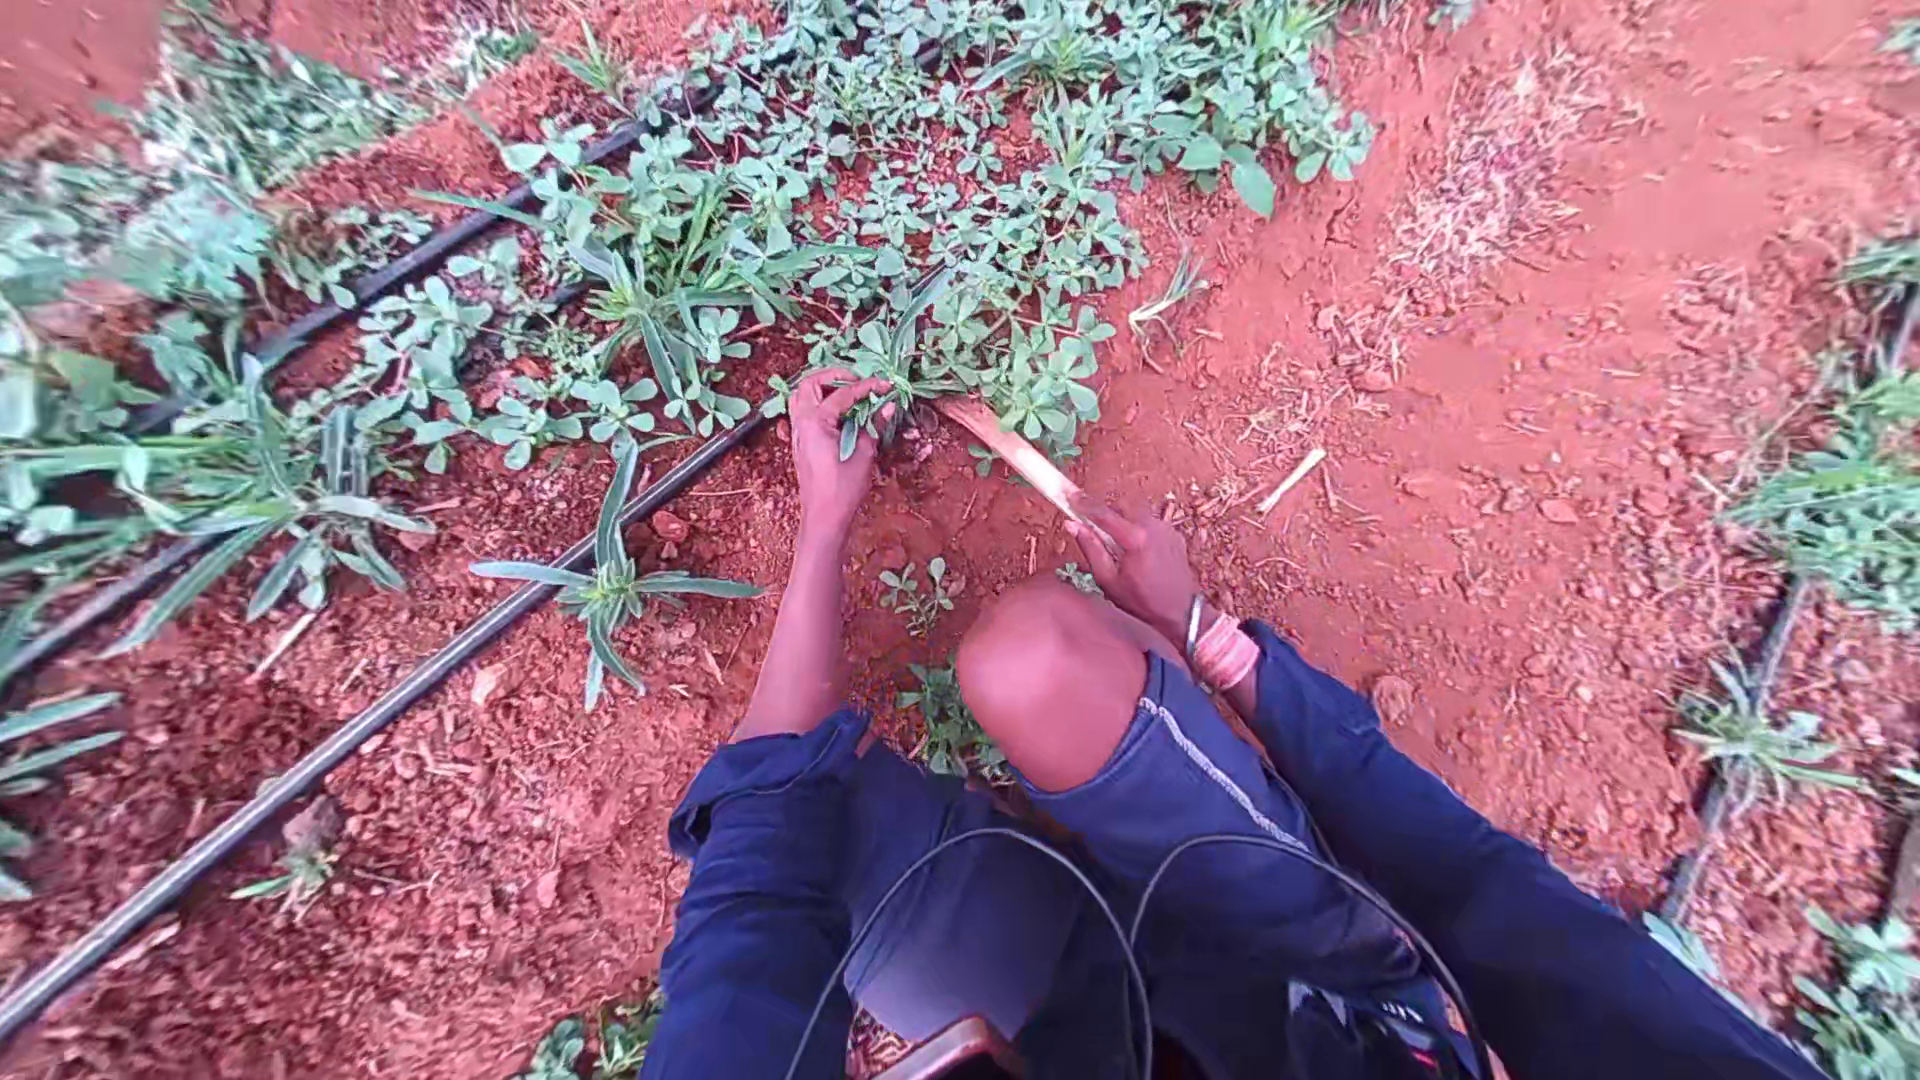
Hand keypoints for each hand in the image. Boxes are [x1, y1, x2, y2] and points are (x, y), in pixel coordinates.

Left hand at [788, 368, 892, 539]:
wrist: (824, 516)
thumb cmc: (843, 488)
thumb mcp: (864, 455)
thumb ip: (874, 426)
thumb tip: (887, 406)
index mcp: (815, 422)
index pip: (842, 394)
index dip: (865, 387)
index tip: (884, 385)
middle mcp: (801, 423)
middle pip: (810, 384)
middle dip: (834, 377)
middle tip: (857, 382)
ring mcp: (797, 433)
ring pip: (801, 396)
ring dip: (822, 388)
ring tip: (846, 393)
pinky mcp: (800, 443)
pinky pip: (802, 412)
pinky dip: (817, 403)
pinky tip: (838, 413)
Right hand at [1067, 498, 1201, 647]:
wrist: (1182, 613)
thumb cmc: (1142, 602)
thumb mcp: (1108, 580)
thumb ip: (1090, 548)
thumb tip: (1072, 524)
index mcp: (1135, 538)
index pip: (1102, 513)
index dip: (1082, 502)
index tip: (1068, 494)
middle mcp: (1154, 526)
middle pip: (1121, 506)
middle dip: (1104, 513)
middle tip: (1092, 528)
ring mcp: (1166, 528)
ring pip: (1136, 512)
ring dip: (1122, 521)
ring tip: (1116, 546)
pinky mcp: (1174, 534)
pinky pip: (1150, 523)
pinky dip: (1137, 529)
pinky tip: (1135, 552)